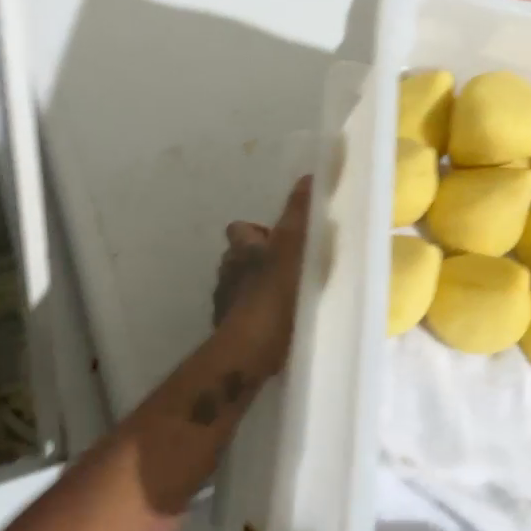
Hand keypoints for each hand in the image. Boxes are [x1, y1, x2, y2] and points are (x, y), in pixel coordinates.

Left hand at [210, 176, 312, 376]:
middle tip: (286, 271)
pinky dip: (250, 315)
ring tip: (282, 300)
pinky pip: (239, 314)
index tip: (280, 241)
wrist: (248, 352)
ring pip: (237, 286)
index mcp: (241, 251)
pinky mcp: (226, 329)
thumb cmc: (273, 297)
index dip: (256, 232)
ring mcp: (223, 301)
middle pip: (236, 258)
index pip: (239, 229)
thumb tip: (307, 178)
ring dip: (253, 288)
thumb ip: (298, 216)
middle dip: (255, 261)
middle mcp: (226, 271)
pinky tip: (271, 325)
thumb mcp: (292, 251)